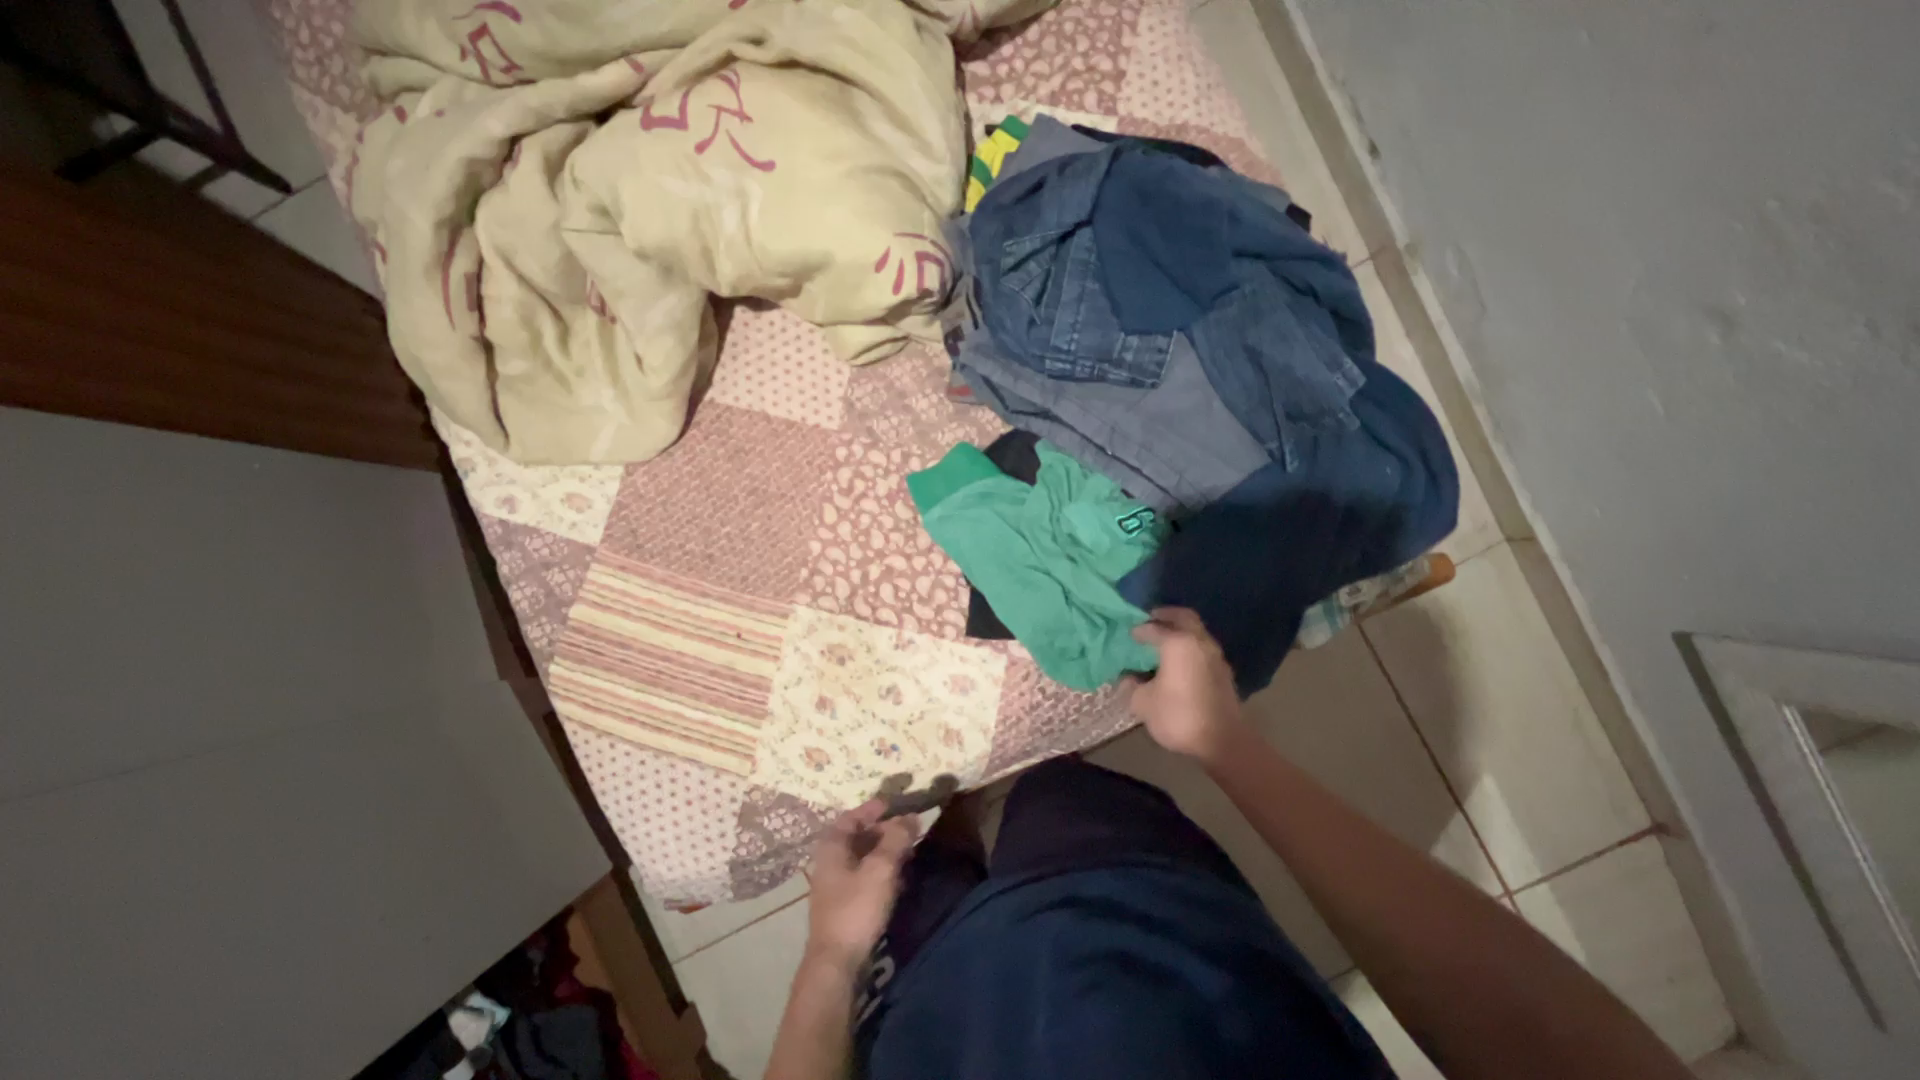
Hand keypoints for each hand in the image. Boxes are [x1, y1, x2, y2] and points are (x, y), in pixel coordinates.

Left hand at [803, 800, 915, 967]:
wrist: (837, 961)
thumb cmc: (856, 908)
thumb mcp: (881, 869)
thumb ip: (896, 840)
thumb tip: (910, 817)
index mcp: (832, 848)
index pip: (850, 818)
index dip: (871, 809)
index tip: (892, 805)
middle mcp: (829, 863)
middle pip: (856, 838)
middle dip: (882, 831)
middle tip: (907, 829)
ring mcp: (835, 887)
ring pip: (862, 859)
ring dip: (884, 852)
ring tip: (909, 851)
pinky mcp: (844, 907)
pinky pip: (865, 879)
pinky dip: (882, 872)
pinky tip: (900, 880)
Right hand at [1126, 607, 1248, 762]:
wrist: (1222, 740)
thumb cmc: (1178, 716)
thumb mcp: (1143, 703)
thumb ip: (1130, 686)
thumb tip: (1126, 678)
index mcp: (1177, 642)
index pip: (1153, 627)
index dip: (1139, 630)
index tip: (1128, 634)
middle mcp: (1199, 641)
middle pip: (1183, 617)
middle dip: (1166, 615)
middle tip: (1150, 619)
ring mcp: (1215, 655)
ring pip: (1197, 631)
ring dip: (1181, 630)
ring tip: (1163, 641)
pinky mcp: (1223, 671)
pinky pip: (1202, 648)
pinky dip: (1190, 646)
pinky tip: (1179, 661)